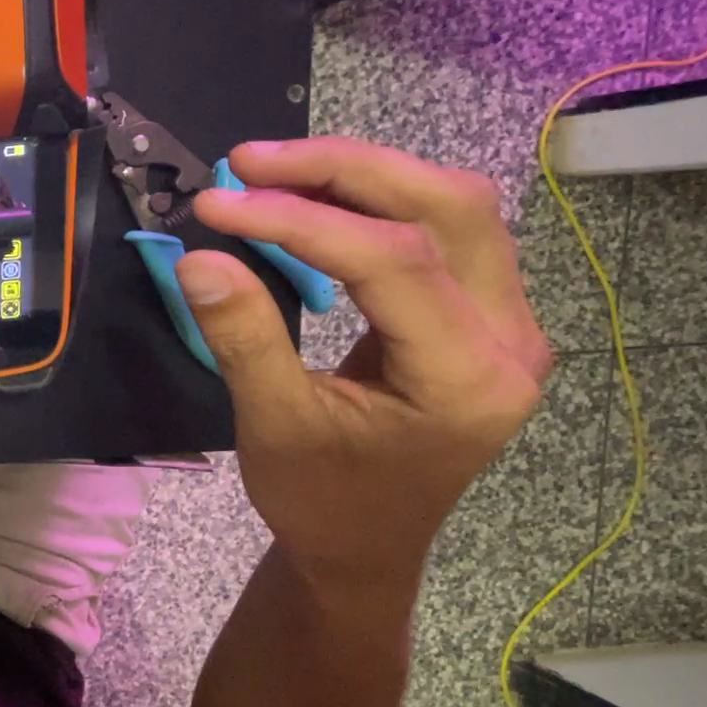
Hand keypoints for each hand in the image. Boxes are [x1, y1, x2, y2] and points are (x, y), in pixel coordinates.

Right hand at [176, 138, 551, 583]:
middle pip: (449, 208)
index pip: (392, 260)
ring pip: (453, 209)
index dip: (298, 221)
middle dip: (344, 169)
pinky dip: (371, 203)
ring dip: (361, 176)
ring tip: (270, 170)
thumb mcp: (271, 424)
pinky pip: (438, 234)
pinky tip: (312, 201)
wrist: (362, 545)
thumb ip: (244, 338)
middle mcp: (508, 337)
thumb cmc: (319, 497)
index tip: (214, 203)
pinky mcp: (475, 318)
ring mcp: (502, 324)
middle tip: (249, 160)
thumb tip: (198, 258)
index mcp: (465, 376)